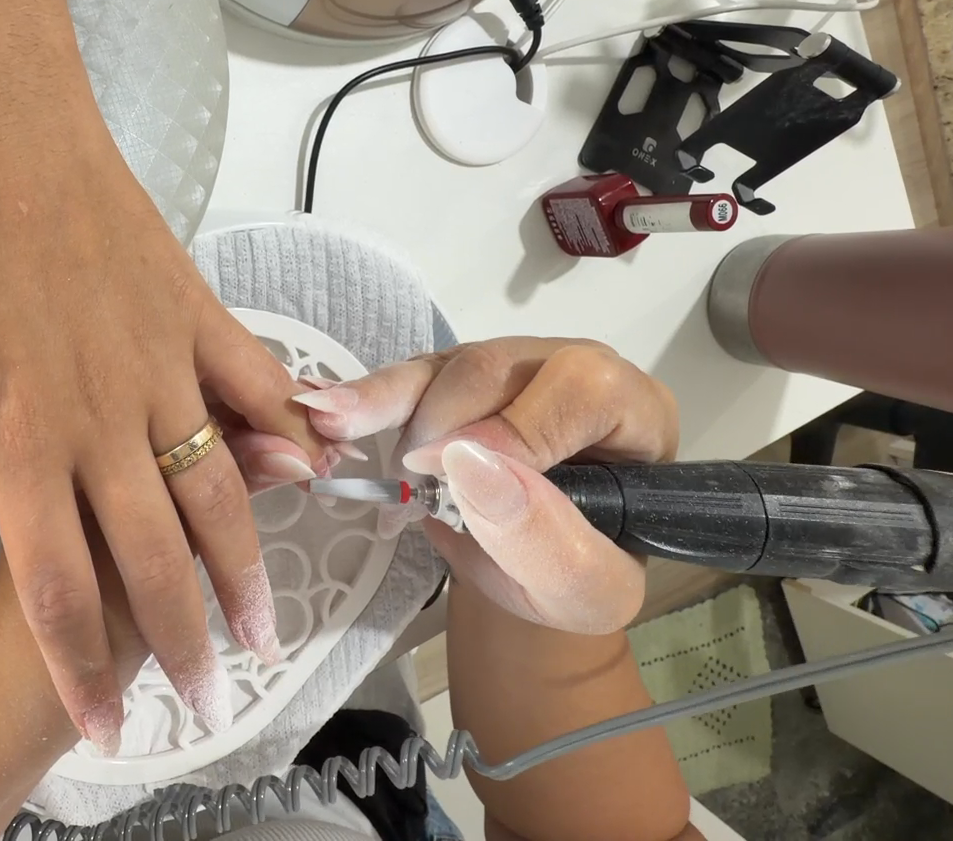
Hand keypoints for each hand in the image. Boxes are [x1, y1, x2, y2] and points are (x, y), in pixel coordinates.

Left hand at [0, 59, 329, 751]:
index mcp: (17, 442)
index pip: (59, 589)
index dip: (82, 667)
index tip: (110, 725)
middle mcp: (99, 419)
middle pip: (150, 556)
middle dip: (177, 639)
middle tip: (202, 699)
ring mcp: (157, 361)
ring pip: (216, 486)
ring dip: (241, 565)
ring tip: (261, 625)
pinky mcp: (191, 306)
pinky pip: (253, 379)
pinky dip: (288, 427)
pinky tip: (316, 467)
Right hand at [296, 338, 677, 634]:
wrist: (523, 565)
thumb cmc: (568, 577)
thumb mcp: (583, 591)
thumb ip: (544, 541)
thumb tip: (468, 467)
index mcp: (629, 415)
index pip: (585, 387)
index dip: (517, 423)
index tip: (448, 471)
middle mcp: (563, 371)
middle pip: (498, 363)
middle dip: (438, 411)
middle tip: (398, 468)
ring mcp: (499, 367)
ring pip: (443, 362)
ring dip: (384, 396)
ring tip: (329, 419)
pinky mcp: (445, 376)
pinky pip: (403, 375)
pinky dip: (361, 396)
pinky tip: (323, 407)